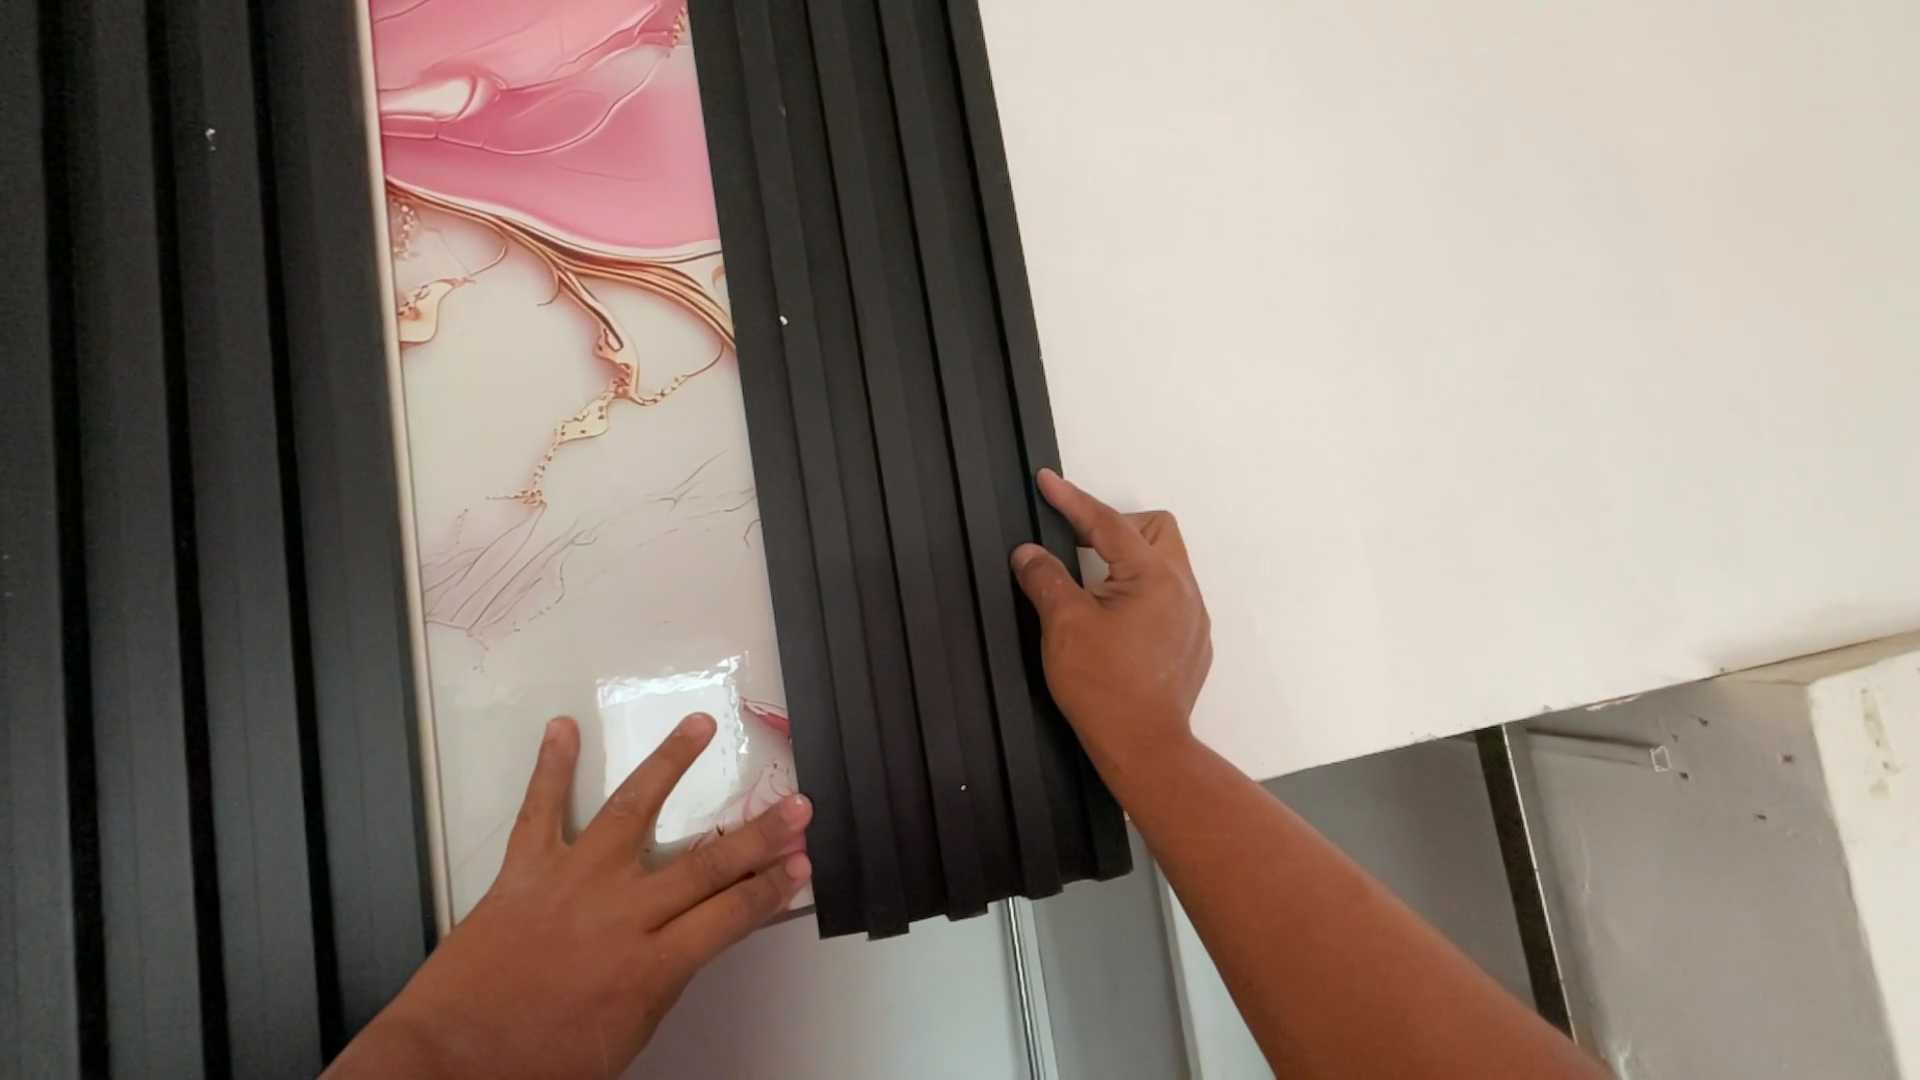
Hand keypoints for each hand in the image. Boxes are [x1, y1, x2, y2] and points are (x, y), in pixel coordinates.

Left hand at [327, 713, 812, 1078]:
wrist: (447, 1071)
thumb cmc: (541, 1067)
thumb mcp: (630, 1031)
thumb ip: (670, 973)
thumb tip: (704, 927)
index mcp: (650, 965)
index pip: (734, 913)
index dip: (774, 886)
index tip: (801, 862)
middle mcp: (620, 915)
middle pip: (707, 864)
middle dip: (761, 833)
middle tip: (798, 805)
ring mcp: (573, 883)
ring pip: (633, 810)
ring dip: (670, 763)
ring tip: (699, 725)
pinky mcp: (525, 872)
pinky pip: (540, 811)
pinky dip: (550, 768)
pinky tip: (562, 728)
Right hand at [1010, 469, 1212, 775]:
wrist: (1144, 747)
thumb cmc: (1104, 687)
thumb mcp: (1064, 625)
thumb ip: (1045, 579)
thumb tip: (1028, 554)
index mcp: (1153, 577)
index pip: (1108, 523)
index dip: (1072, 500)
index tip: (1048, 481)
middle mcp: (1183, 589)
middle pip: (1155, 529)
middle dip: (1117, 526)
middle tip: (1080, 544)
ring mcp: (1193, 617)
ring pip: (1167, 563)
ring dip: (1131, 560)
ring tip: (1096, 582)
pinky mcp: (1192, 642)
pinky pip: (1171, 596)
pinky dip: (1142, 591)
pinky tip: (1117, 618)